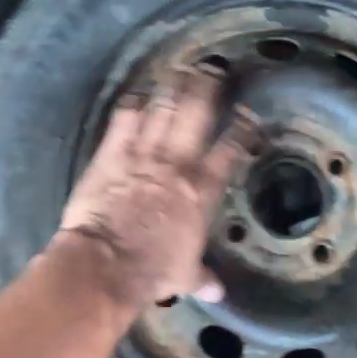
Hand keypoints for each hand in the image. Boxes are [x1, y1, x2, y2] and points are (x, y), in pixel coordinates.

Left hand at [56, 66, 259, 311]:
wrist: (108, 262)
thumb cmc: (151, 270)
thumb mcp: (183, 274)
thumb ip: (201, 275)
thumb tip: (217, 290)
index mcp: (201, 191)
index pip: (229, 151)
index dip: (241, 129)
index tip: (248, 113)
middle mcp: (177, 164)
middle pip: (197, 115)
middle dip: (208, 89)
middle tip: (214, 68)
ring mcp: (144, 153)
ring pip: (164, 109)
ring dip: (174, 86)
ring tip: (181, 67)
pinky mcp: (113, 152)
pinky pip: (126, 119)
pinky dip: (133, 103)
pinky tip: (138, 91)